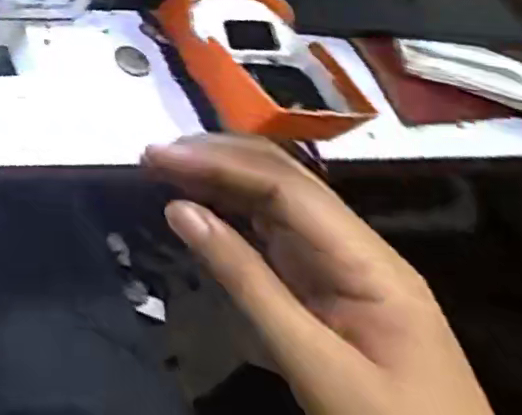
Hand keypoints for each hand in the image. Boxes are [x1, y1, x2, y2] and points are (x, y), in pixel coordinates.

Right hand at [144, 135, 490, 414]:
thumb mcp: (315, 366)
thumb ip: (247, 283)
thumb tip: (180, 211)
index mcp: (367, 259)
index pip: (284, 185)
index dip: (219, 162)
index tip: (161, 156)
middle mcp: (355, 246)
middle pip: (281, 179)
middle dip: (217, 158)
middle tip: (154, 156)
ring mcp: (342, 265)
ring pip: (275, 200)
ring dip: (221, 179)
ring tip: (166, 170)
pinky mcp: (328, 287)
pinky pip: (274, 234)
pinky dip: (233, 213)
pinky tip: (202, 207)